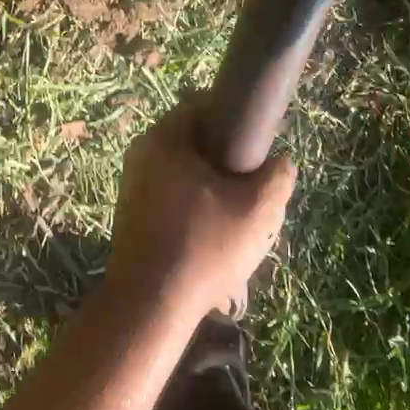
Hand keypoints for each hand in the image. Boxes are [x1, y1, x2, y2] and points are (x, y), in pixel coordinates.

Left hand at [104, 101, 297, 317]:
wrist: (149, 304)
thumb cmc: (204, 247)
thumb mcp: (258, 211)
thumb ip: (277, 177)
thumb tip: (280, 161)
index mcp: (163, 139)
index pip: (199, 106)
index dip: (231, 119)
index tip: (253, 145)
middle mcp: (140, 153)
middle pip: (191, 142)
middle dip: (221, 161)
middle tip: (247, 189)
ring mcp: (130, 185)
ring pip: (180, 173)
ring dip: (206, 189)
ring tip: (231, 221)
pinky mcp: (128, 215)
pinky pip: (166, 198)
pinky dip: (188, 210)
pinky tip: (206, 241)